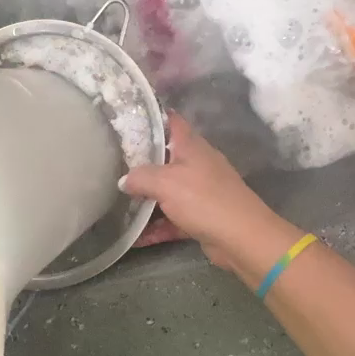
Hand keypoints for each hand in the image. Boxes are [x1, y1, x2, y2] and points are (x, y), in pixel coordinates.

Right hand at [118, 113, 303, 284]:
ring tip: (118, 204)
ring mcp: (200, 192)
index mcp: (191, 146)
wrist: (241, 237)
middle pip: (166, 158)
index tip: (129, 116)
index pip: (172, 121)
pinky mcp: (201, 217)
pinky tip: (134, 239)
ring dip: (147, 200)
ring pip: (168, 191)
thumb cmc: (203, 199)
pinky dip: (156, 227)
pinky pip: (173, 219)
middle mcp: (197, 165)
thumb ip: (140, 177)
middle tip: (112, 164)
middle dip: (141, 163)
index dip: (152, 115)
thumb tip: (124, 180)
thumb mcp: (166, 182)